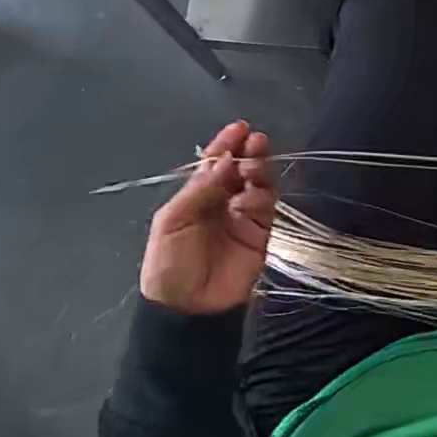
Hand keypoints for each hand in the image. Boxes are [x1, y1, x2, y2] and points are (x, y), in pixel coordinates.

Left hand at [140, 122, 275, 314]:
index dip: (225, 145)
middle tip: (254, 140)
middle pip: (238, 170)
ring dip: (258, 169)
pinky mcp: (259, 236)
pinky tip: (256, 189)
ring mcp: (241, 218)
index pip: (213, 164)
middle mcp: (220, 201)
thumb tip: (225, 159)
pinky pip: (266, 208)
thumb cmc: (169, 262)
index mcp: (196, 195)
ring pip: (256, 185)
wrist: (187, 309)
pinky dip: (264, 194)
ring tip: (256, 160)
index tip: (239, 128)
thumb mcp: (173, 220)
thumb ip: (200, 189)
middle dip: (246, 152)